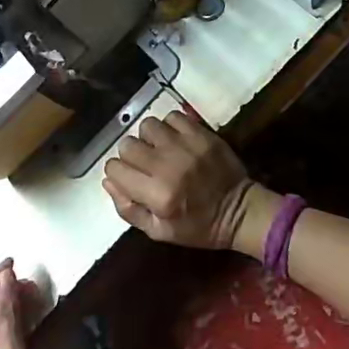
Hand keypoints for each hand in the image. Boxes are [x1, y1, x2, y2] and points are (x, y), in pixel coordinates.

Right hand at [101, 112, 271, 253]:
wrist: (240, 210)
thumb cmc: (198, 227)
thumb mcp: (158, 232)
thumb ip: (128, 209)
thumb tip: (109, 181)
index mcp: (157, 195)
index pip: (115, 169)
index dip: (118, 173)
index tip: (128, 178)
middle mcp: (168, 166)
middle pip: (128, 145)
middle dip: (130, 155)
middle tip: (144, 165)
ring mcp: (186, 146)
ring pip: (147, 126)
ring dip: (149, 138)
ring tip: (160, 150)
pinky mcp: (201, 133)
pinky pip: (173, 116)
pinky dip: (169, 126)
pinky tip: (175, 140)